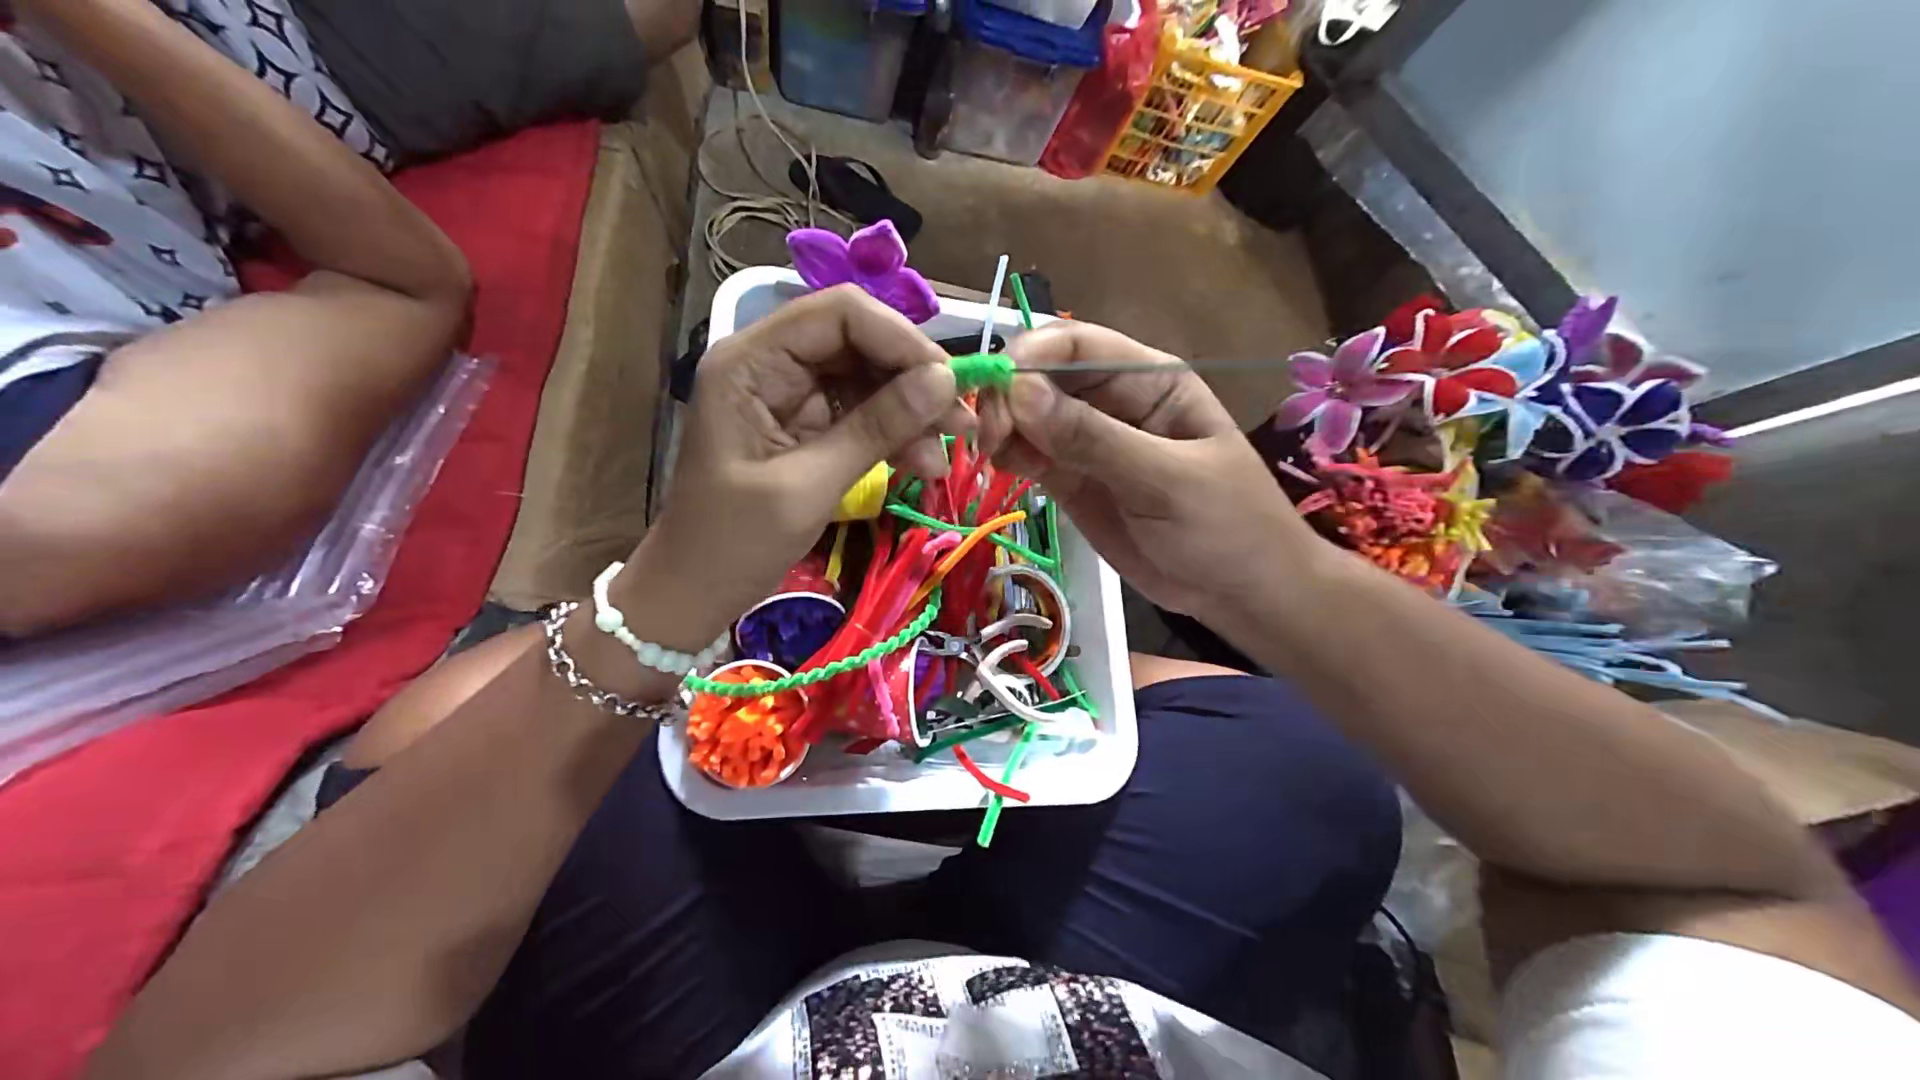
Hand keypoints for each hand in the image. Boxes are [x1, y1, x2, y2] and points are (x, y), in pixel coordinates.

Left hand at [618, 286, 970, 646]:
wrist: (695, 591)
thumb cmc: (733, 543)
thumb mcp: (808, 486)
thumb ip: (875, 428)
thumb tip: (945, 382)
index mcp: (751, 362)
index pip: (839, 314)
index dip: (900, 339)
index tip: (948, 383)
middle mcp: (771, 363)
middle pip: (859, 342)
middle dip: (913, 379)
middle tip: (961, 422)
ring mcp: (790, 395)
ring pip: (868, 378)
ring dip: (911, 412)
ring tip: (945, 455)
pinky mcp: (806, 426)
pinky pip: (862, 413)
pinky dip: (895, 435)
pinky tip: (922, 464)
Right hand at [982, 322, 1325, 618]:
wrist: (1241, 594)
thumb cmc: (1226, 527)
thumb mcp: (1165, 480)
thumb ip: (1093, 438)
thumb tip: (1019, 391)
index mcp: (1150, 380)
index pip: (1079, 345)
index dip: (1033, 355)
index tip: (998, 387)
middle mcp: (1113, 401)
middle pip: (1043, 377)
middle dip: (1009, 395)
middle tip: (987, 435)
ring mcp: (1089, 442)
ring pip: (1028, 416)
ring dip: (1001, 426)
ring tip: (989, 455)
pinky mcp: (1072, 480)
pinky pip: (1030, 455)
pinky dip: (1007, 455)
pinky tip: (998, 466)